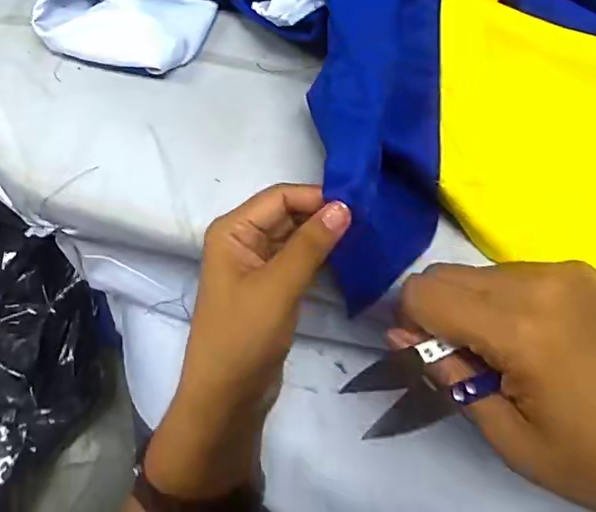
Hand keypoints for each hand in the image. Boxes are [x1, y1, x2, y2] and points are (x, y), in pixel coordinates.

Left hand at [142, 184, 350, 499]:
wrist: (226, 398)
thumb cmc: (244, 335)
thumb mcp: (278, 287)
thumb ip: (310, 245)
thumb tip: (343, 206)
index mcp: (232, 229)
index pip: (277, 198)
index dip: (315, 197)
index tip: (359, 204)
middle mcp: (242, 239)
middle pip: (286, 214)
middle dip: (322, 214)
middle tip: (369, 219)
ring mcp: (256, 264)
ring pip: (294, 237)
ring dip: (323, 236)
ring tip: (365, 235)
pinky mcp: (270, 287)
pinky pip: (296, 260)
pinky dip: (319, 258)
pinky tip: (349, 258)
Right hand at [395, 262, 595, 511]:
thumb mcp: (512, 440)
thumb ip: (448, 378)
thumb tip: (399, 334)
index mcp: (520, 330)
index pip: (424, 294)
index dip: (410, 321)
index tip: (424, 353)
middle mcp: (535, 283)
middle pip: (443, 274)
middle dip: (436, 311)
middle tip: (463, 357)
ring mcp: (559, 269)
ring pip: (473, 271)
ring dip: (468, 303)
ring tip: (504, 349)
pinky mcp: (576, 268)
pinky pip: (508, 270)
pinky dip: (500, 296)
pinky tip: (533, 333)